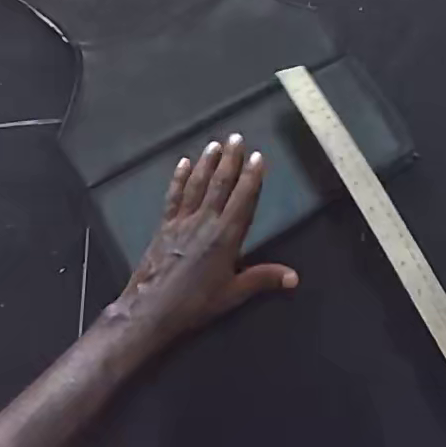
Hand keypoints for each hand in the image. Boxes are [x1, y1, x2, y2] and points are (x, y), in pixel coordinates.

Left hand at [103, 134, 297, 351]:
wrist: (151, 310)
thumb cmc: (195, 304)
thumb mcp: (233, 294)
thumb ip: (262, 279)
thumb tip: (294, 277)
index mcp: (226, 237)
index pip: (243, 199)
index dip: (252, 177)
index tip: (258, 156)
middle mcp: (205, 222)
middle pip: (220, 184)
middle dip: (230, 159)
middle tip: (236, 137)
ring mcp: (182, 221)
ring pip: (198, 184)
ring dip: (207, 162)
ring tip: (215, 144)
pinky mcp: (164, 225)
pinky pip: (174, 196)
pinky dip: (179, 178)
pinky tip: (183, 163)